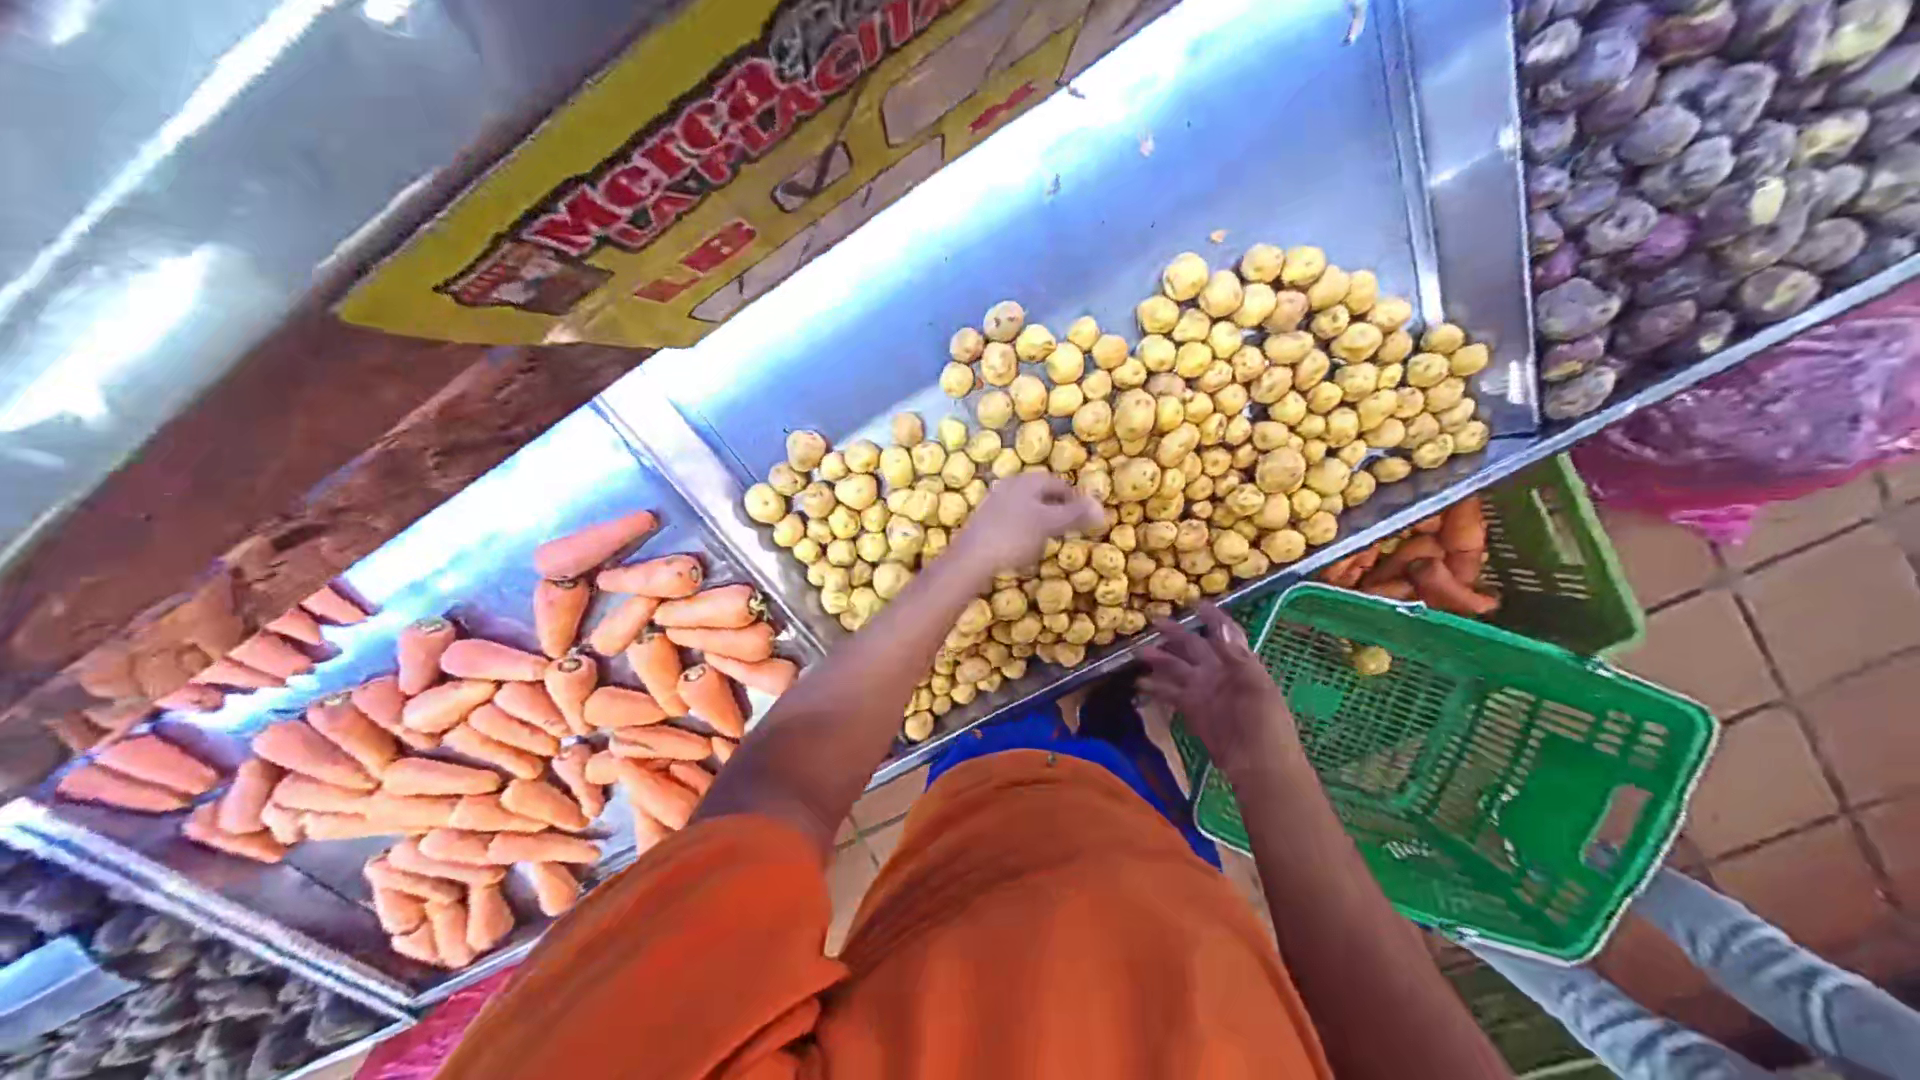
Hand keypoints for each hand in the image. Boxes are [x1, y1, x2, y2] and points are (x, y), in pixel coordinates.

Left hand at [948, 472, 1103, 577]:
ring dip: (1042, 522)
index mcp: (1026, 481)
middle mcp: (1009, 487)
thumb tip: (1101, 507)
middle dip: (1058, 510)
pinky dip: (1025, 533)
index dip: (1076, 499)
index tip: (1087, 517)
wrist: (971, 559)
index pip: (1059, 484)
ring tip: (1051, 541)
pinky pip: (1013, 523)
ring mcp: (995, 504)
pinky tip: (1026, 550)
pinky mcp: (986, 523)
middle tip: (1072, 529)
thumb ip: (1075, 514)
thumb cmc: (1014, 536)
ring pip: (1027, 509)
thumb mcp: (1049, 524)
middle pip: (1042, 495)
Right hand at [1139, 604, 1301, 780]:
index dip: (1212, 618)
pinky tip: (1139, 683)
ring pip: (1177, 668)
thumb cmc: (1265, 724)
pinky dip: (1155, 688)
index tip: (1195, 604)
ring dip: (1159, 659)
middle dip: (1175, 634)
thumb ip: (1235, 656)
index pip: (1224, 633)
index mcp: (1239, 663)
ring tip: (1138, 652)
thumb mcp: (1255, 686)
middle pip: (1194, 647)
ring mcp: (1204, 691)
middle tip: (1154, 622)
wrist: (1259, 765)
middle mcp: (1219, 672)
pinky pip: (1170, 693)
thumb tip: (1220, 627)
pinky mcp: (1192, 710)